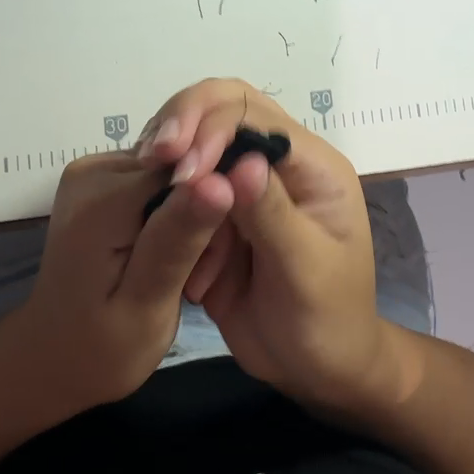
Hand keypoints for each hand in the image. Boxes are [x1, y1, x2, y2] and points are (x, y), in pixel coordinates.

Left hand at [0, 150, 231, 412]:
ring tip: (183, 272)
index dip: (210, 204)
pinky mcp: (100, 178)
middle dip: (200, 213)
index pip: (185, 166)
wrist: (53, 358)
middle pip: (178, 166)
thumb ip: (178, 239)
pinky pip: (156, 179)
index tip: (210, 260)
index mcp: (100, 199)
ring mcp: (92, 170)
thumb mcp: (148, 305)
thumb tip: (218, 181)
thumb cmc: (101, 349)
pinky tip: (167, 253)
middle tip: (197, 277)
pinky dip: (172, 212)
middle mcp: (92, 169)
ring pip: (173, 171)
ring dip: (189, 215)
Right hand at [139, 80, 399, 411]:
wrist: (315, 368)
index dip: (213, 129)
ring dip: (169, 158)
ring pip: (196, 136)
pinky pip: (182, 182)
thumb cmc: (325, 319)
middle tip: (152, 155)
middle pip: (223, 105)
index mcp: (311, 164)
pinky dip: (164, 194)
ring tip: (148, 188)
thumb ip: (273, 214)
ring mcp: (243, 181)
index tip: (182, 172)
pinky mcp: (217, 208)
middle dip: (184, 122)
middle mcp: (276, 160)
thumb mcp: (305, 270)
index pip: (255, 115)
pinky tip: (153, 218)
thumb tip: (244, 162)